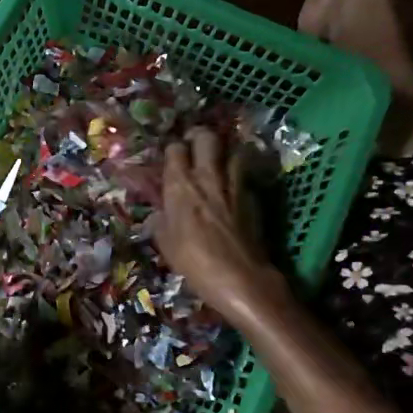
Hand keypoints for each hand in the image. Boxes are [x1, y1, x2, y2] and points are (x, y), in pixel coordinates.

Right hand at [158, 127, 283, 320]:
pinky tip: (233, 187)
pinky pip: (244, 174)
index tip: (172, 158)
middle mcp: (208, 176)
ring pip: (232, 149)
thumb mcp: (164, 242)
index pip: (175, 148)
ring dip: (223, 152)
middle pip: (207, 137)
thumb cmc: (193, 260)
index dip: (173, 150)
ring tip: (217, 162)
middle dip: (200, 136)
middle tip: (195, 147)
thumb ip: (161, 219)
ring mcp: (234, 183)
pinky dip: (237, 174)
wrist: (238, 276)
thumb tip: (160, 211)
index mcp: (180, 184)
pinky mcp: (252, 196)